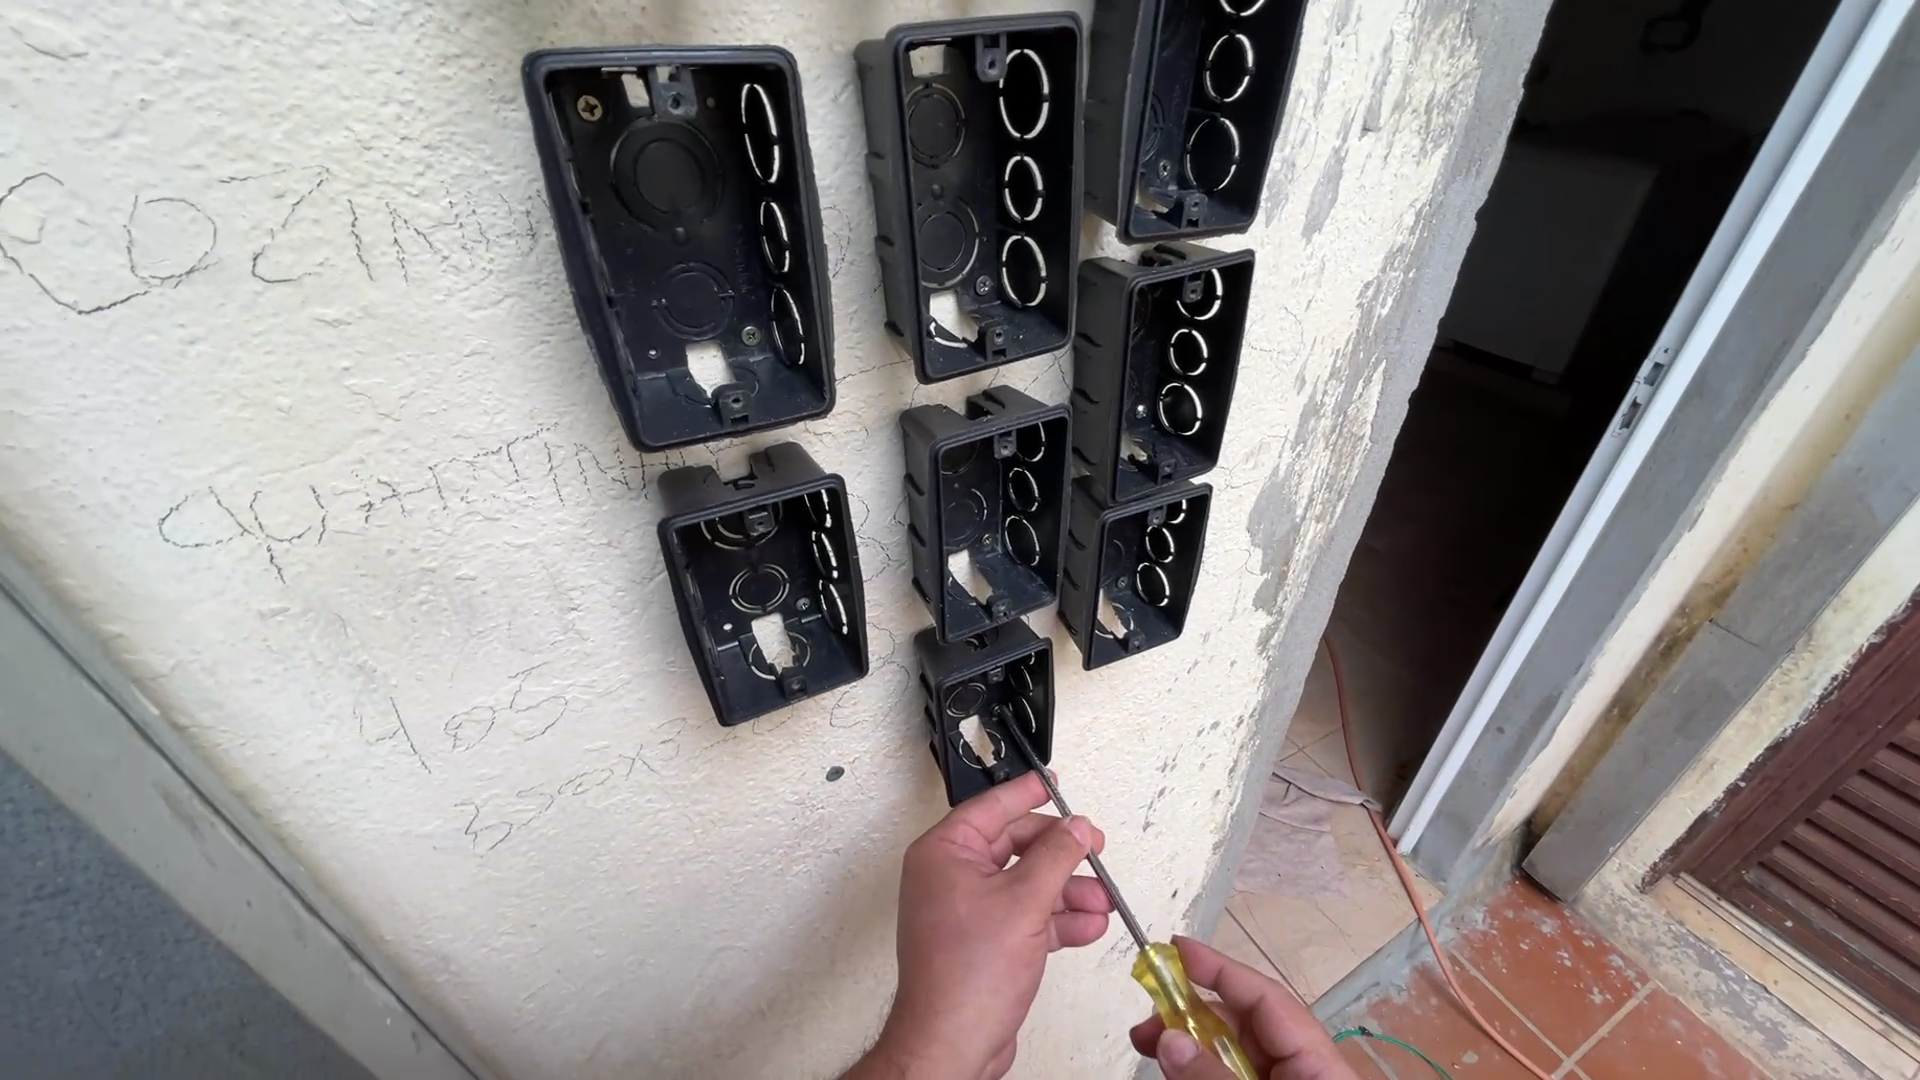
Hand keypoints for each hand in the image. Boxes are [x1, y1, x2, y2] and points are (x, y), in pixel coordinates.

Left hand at [848, 771, 1112, 1079]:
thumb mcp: (1024, 902)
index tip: (1051, 782)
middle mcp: (950, 875)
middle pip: (1014, 845)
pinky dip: (1056, 919)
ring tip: (1101, 898)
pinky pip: (1025, 914)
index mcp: (945, 852)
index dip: (1026, 793)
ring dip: (1066, 890)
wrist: (953, 1047)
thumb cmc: (965, 977)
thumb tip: (1077, 827)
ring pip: (1025, 882)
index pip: (991, 807)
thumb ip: (1056, 857)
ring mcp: (966, 909)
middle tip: (1094, 847)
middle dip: (1059, 852)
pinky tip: (1087, 925)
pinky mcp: (983, 940)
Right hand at [1130, 936, 1358, 1079]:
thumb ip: (1214, 1078)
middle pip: (1244, 1027)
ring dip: (1191, 1050)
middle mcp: (1307, 1072)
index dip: (1218, 967)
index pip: (1266, 997)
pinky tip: (1178, 1073)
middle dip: (1191, 1018)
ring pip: (1234, 1058)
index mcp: (1322, 1065)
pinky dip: (1205, 1074)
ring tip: (1149, 1049)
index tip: (1173, 948)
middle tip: (1145, 1026)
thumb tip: (1167, 1037)